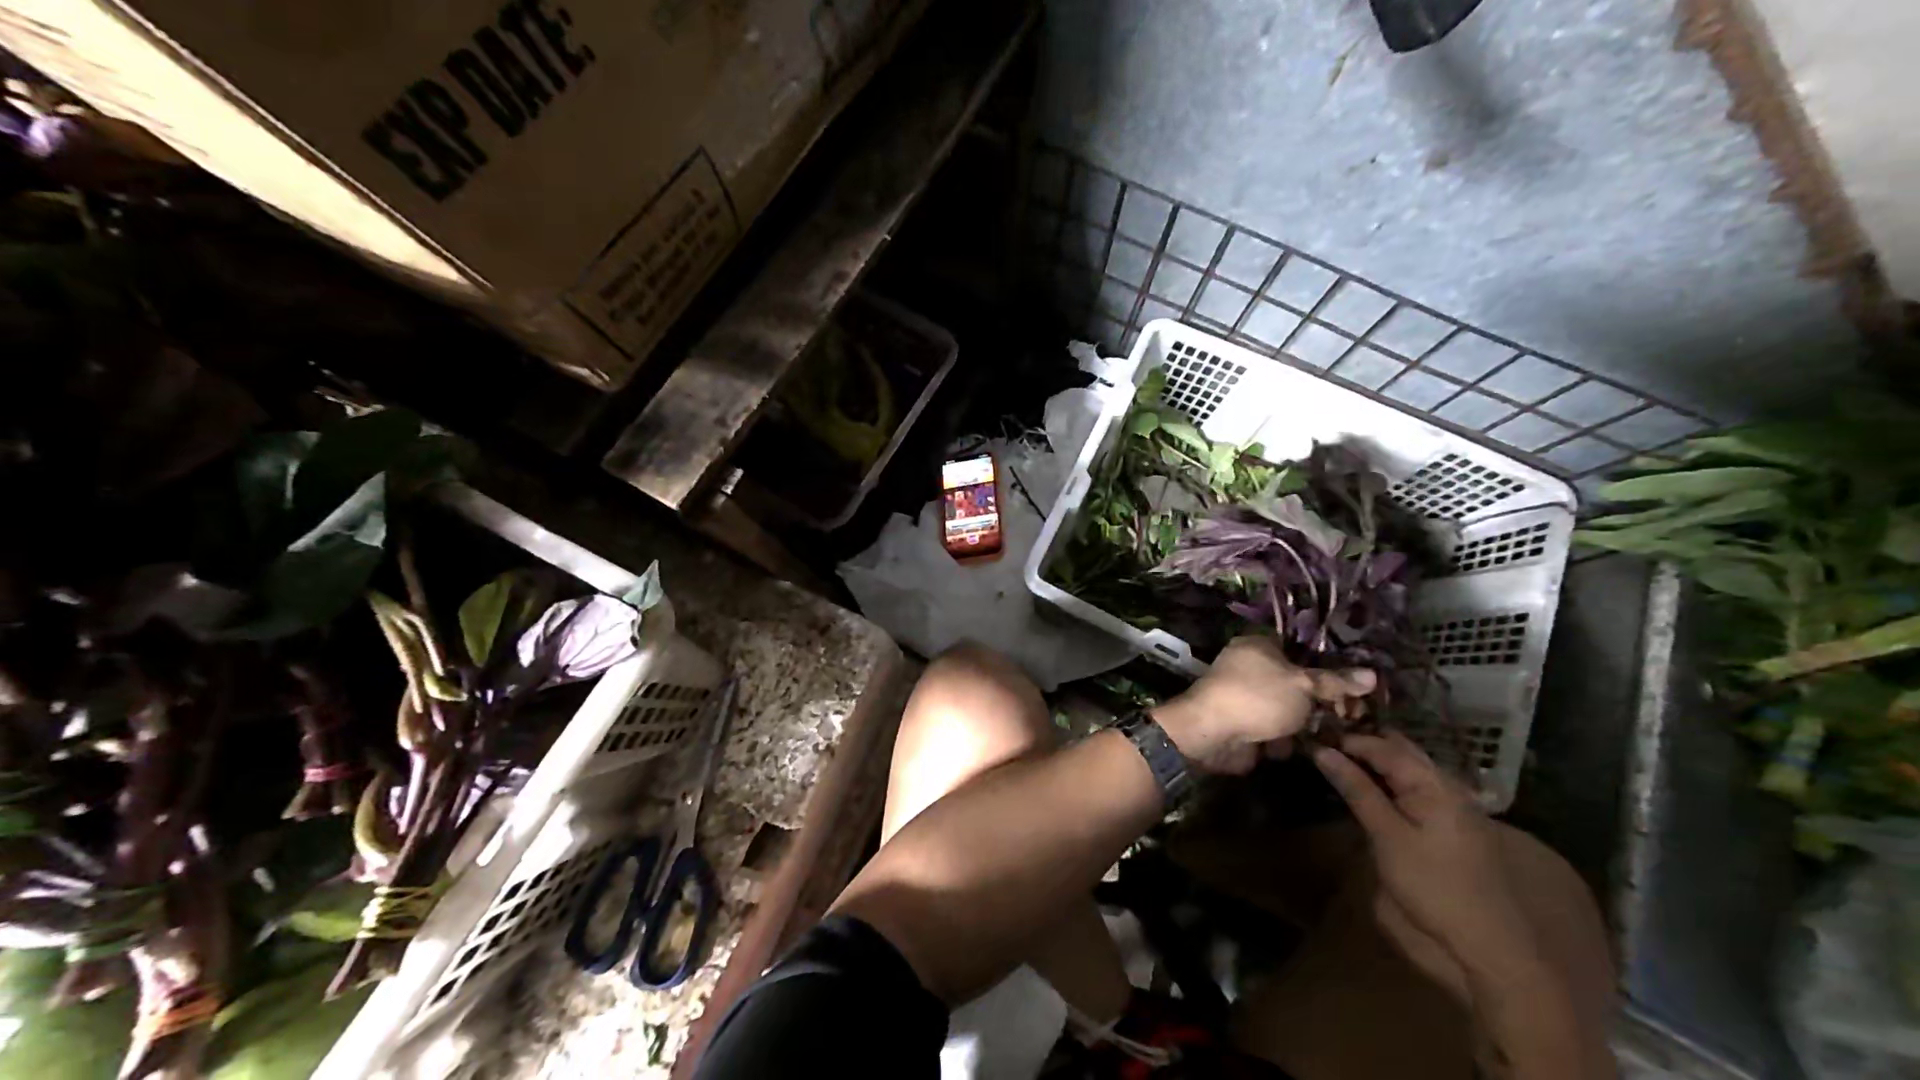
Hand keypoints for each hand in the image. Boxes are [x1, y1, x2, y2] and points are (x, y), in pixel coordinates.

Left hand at [1153, 635, 1374, 773]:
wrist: (1211, 734)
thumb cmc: (1257, 698)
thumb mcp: (1302, 685)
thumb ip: (1335, 682)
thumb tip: (1372, 675)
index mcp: (1258, 646)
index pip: (1301, 651)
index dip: (1329, 669)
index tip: (1354, 689)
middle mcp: (1249, 668)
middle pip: (1297, 684)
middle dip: (1320, 704)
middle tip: (1347, 718)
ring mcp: (1246, 698)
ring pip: (1288, 711)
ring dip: (1303, 726)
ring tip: (1326, 737)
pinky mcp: (1244, 726)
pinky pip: (1274, 732)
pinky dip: (1283, 742)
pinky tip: (1293, 749)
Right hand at [1311, 733, 1530, 971]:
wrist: (1490, 938)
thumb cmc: (1433, 884)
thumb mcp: (1387, 835)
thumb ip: (1357, 790)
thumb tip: (1323, 752)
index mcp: (1432, 782)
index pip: (1381, 746)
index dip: (1345, 740)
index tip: (1312, 741)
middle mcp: (1446, 783)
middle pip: (1399, 750)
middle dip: (1362, 744)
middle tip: (1324, 747)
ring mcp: (1454, 802)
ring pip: (1409, 767)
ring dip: (1375, 762)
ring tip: (1340, 762)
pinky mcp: (1453, 822)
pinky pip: (1416, 785)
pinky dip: (1390, 780)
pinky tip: (1372, 789)